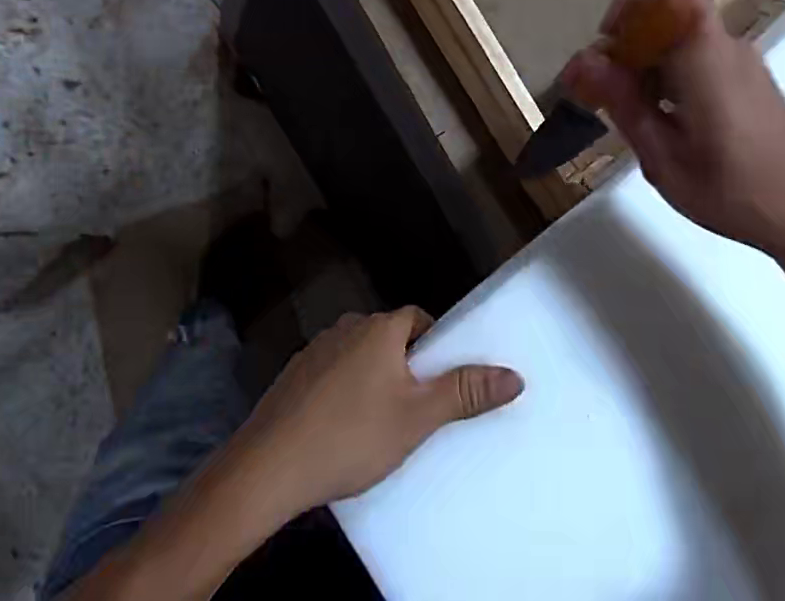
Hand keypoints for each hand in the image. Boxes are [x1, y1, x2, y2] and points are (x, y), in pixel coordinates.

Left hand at [229, 307, 522, 516]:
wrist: (270, 466)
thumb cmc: (352, 435)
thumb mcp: (417, 418)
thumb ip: (464, 393)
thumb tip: (514, 375)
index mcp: (378, 328)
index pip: (418, 318)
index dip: (435, 344)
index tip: (441, 378)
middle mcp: (346, 328)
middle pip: (388, 336)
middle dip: (406, 365)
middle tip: (417, 406)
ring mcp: (315, 350)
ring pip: (359, 356)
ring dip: (374, 378)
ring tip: (381, 422)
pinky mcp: (293, 375)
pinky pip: (332, 374)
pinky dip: (344, 391)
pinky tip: (342, 428)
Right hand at [560, 0, 784, 263]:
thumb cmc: (733, 193)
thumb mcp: (663, 157)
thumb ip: (623, 103)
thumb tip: (583, 60)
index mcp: (707, 60)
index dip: (633, 3)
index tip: (607, 44)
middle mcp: (727, 49)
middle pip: (669, 15)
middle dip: (628, 41)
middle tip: (603, 90)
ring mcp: (742, 64)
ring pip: (681, 37)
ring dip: (646, 61)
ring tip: (629, 113)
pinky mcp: (748, 81)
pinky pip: (698, 56)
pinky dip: (668, 73)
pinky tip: (662, 119)